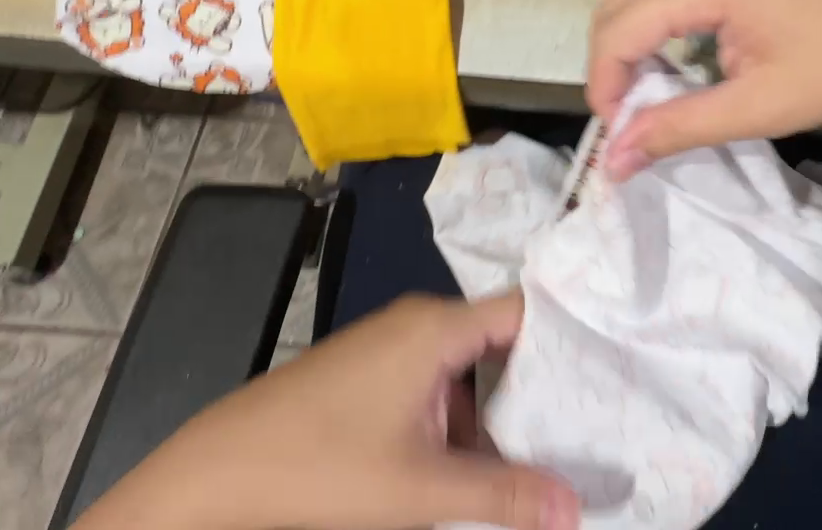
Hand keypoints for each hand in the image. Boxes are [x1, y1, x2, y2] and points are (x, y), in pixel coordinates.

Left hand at [75, 293, 580, 529]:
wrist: (211, 478)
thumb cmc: (321, 469)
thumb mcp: (421, 489)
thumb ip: (505, 496)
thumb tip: (576, 508)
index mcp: (438, 326)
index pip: (525, 312)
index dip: (570, 338)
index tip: (610, 374)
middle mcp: (419, 322)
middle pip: (501, 342)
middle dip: (540, 387)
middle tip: (589, 425)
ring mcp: (392, 346)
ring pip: (468, 369)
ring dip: (499, 413)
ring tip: (544, 455)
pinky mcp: (372, 373)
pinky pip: (436, 384)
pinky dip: (462, 419)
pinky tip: (477, 466)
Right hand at [589, 0, 821, 179]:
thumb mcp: (759, 107)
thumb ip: (679, 128)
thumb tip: (614, 160)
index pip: (619, 31)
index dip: (605, 86)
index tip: (617, 136)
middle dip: (610, 60)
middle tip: (631, 113)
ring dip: (626, 29)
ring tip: (650, 80)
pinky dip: (653, 11)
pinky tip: (682, 49)